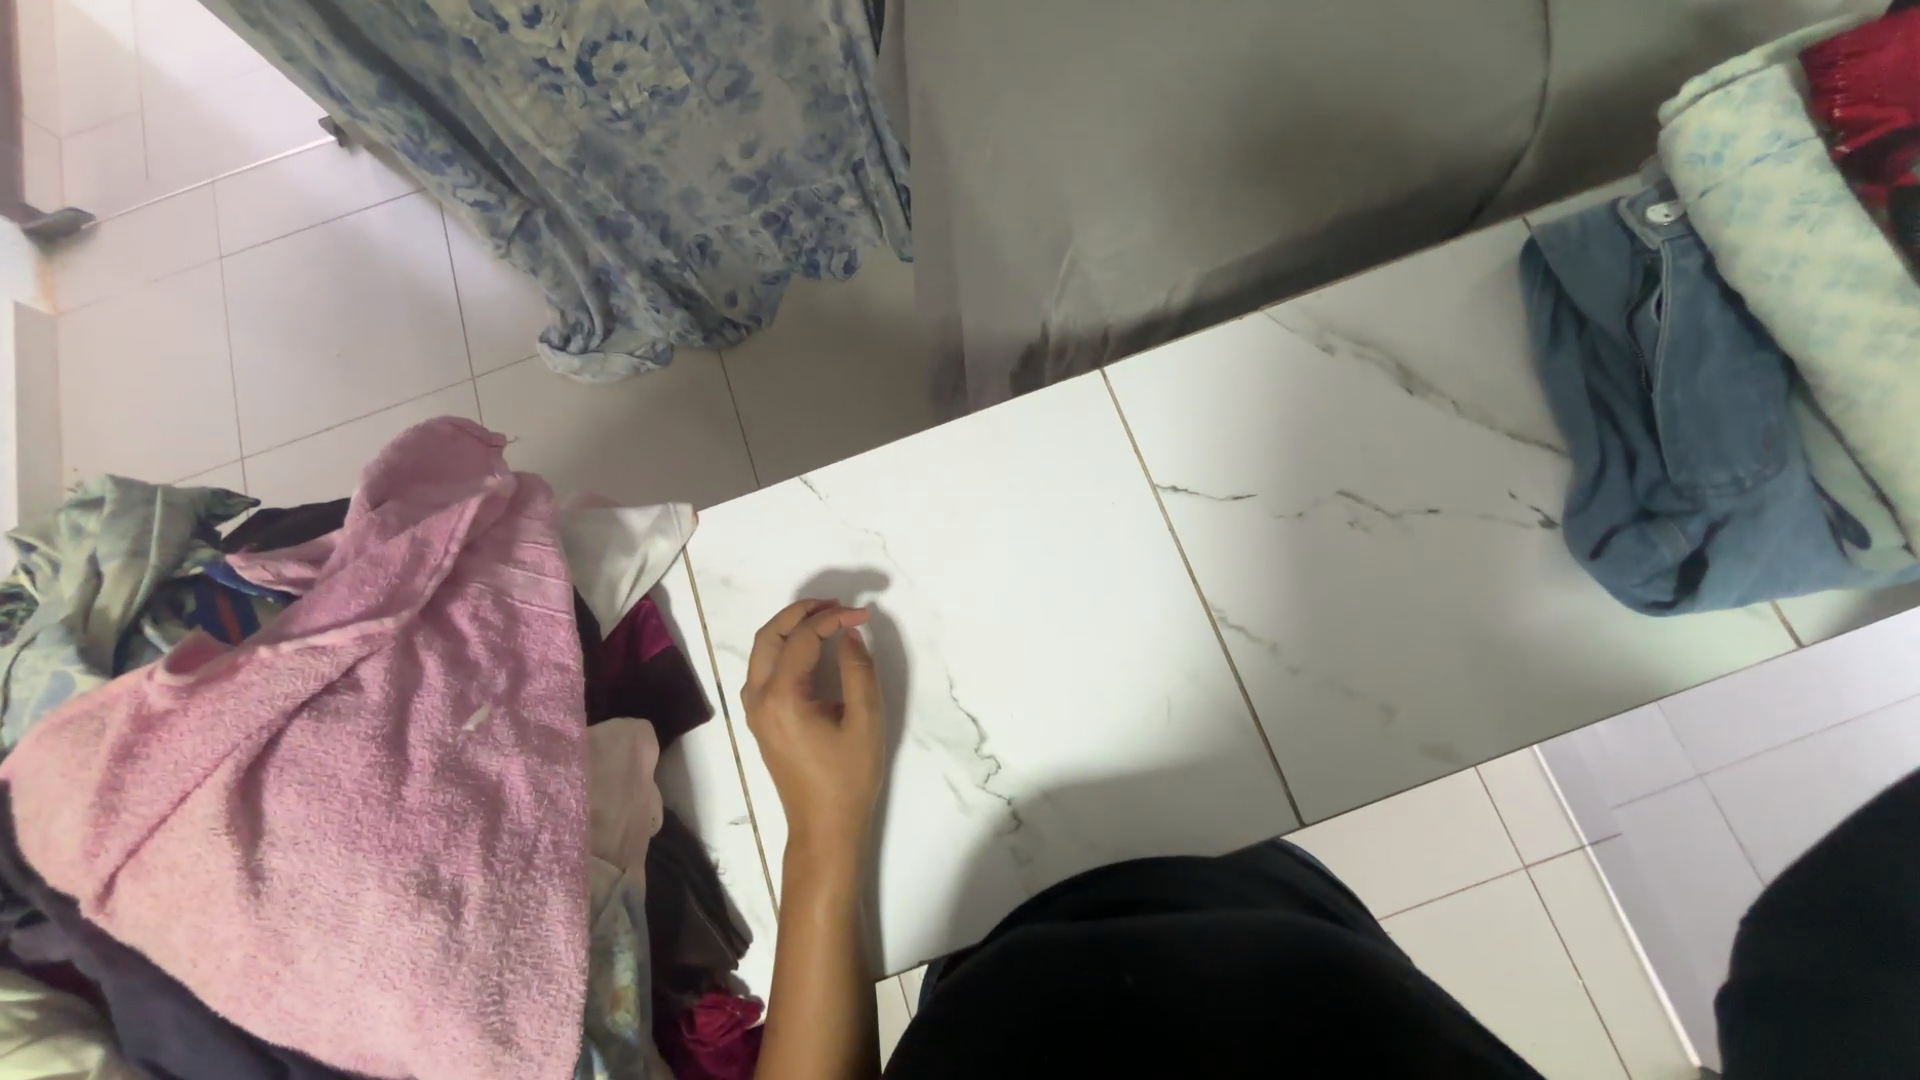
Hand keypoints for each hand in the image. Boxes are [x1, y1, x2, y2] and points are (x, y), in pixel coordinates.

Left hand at [743, 600, 885, 856]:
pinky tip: (810, 647)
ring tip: (826, 618)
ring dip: (790, 627)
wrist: (823, 826)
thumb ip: (858, 670)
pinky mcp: (761, 718)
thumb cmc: (848, 778)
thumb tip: (849, 635)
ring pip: (762, 650)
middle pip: (770, 636)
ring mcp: (755, 709)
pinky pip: (764, 668)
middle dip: (801, 612)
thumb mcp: (866, 722)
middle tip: (837, 603)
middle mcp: (759, 698)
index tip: (864, 614)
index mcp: (782, 697)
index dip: (833, 619)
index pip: (803, 639)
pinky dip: (784, 647)